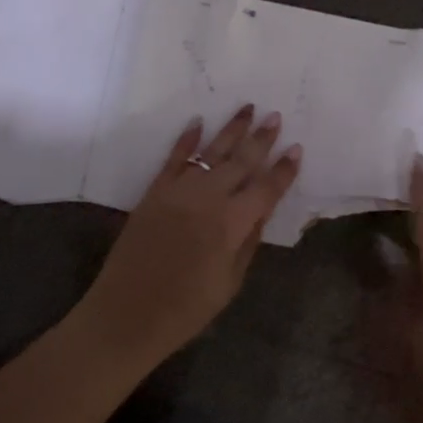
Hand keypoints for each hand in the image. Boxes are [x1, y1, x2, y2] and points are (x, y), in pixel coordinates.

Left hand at [78, 105, 301, 361]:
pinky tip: (198, 123)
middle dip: (261, 139)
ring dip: (231, 129)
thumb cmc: (186, 309)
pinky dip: (187, 139)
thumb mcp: (230, 282)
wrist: (127, 314)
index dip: (283, 170)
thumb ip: (248, 242)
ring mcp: (179, 191)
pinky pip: (174, 159)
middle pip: (241, 161)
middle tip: (275, 116)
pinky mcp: (154, 192)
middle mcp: (208, 198)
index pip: (266, 189)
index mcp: (232, 223)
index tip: (296, 148)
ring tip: (247, 109)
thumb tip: (261, 211)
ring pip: (211, 152)